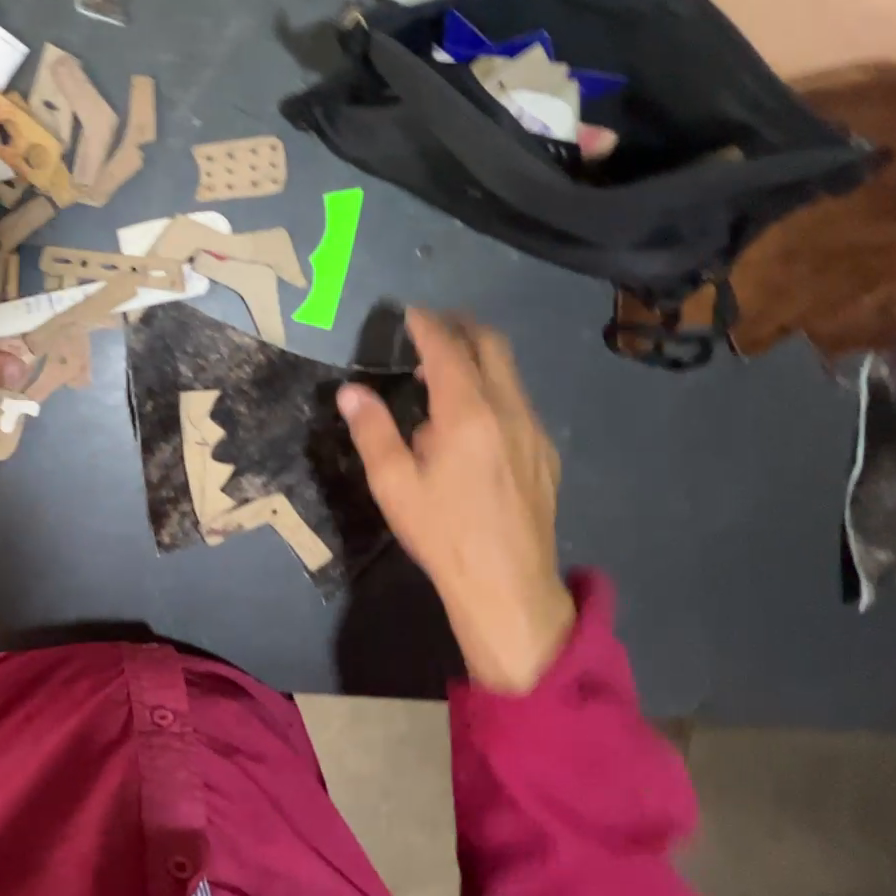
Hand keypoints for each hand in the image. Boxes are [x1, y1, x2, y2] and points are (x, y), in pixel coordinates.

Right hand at [337, 310, 574, 693]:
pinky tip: (471, 417)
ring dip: (479, 357)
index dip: (427, 326)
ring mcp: (534, 431)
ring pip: (510, 374)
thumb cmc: (442, 532)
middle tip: (432, 324)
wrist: (506, 583)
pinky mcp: (544, 453)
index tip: (409, 312)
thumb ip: (372, 430)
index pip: (449, 351)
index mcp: (468, 414)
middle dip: (462, 326)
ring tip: (445, 368)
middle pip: (493, 347)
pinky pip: (519, 401)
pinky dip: (493, 387)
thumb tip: (351, 391)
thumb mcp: (393, 484)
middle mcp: (509, 411)